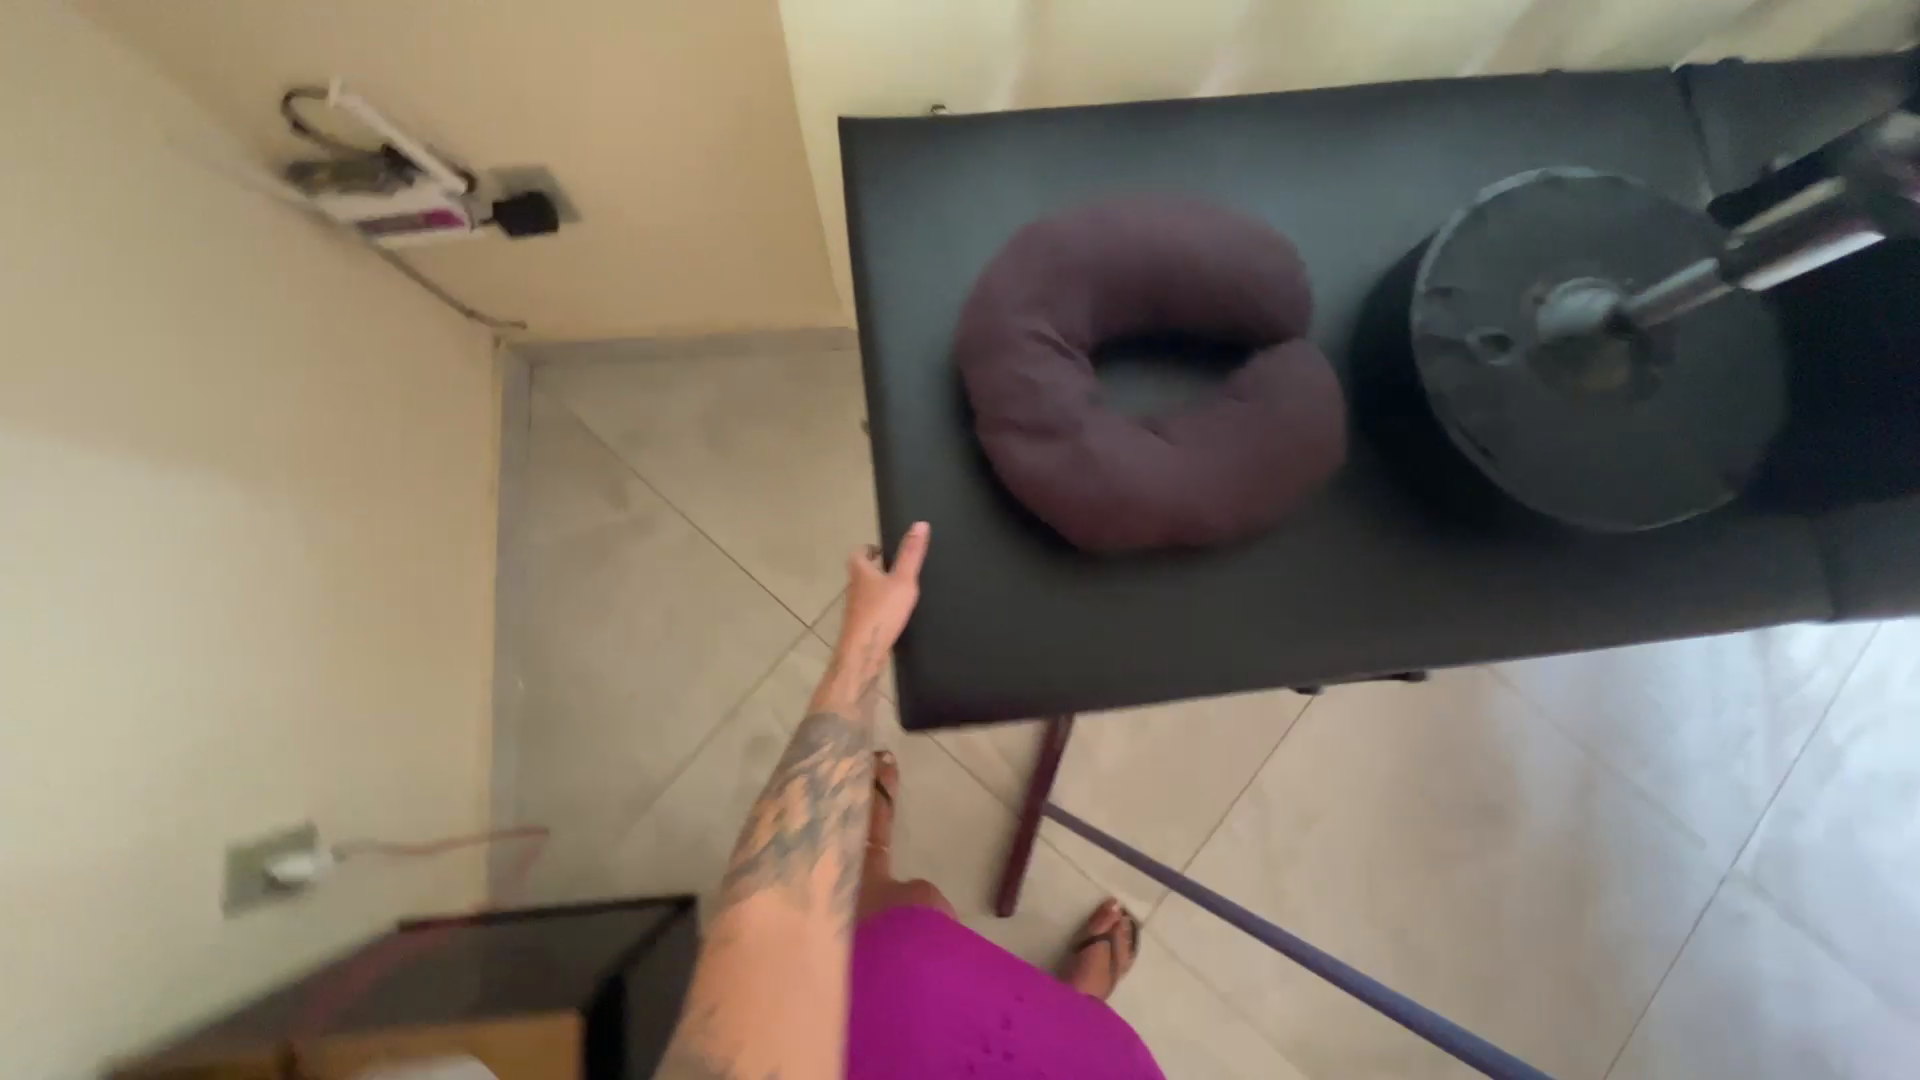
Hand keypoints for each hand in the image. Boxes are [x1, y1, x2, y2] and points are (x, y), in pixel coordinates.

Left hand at [833, 522, 929, 687]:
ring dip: (879, 590)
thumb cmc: (881, 612)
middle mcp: (854, 589)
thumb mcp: (903, 580)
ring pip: (866, 593)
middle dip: (875, 569)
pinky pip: (871, 612)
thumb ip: (911, 554)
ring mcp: (856, 609)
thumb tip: (919, 524)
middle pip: (861, 573)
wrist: (863, 653)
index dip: (869, 549)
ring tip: (901, 590)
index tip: (882, 549)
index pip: (858, 552)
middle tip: (896, 567)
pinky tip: (897, 616)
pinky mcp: (861, 627)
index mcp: (860, 572)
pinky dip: (881, 609)